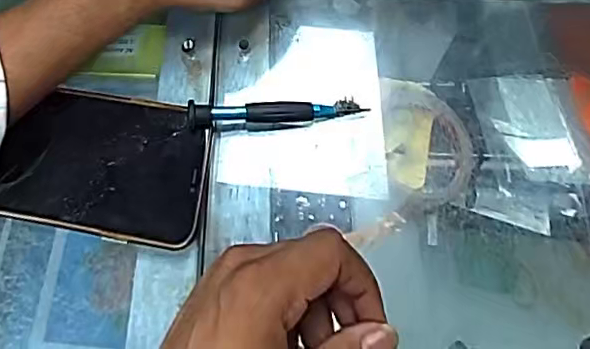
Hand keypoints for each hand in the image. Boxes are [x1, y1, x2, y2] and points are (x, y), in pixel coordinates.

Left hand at [163, 229, 395, 348]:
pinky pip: (260, 284)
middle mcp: (237, 266)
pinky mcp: (210, 293)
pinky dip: (282, 312)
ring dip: (312, 312)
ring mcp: (220, 277)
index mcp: (260, 279)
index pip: (332, 249)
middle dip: (337, 304)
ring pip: (287, 271)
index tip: (373, 326)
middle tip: (347, 347)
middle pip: (310, 258)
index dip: (362, 286)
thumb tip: (379, 333)